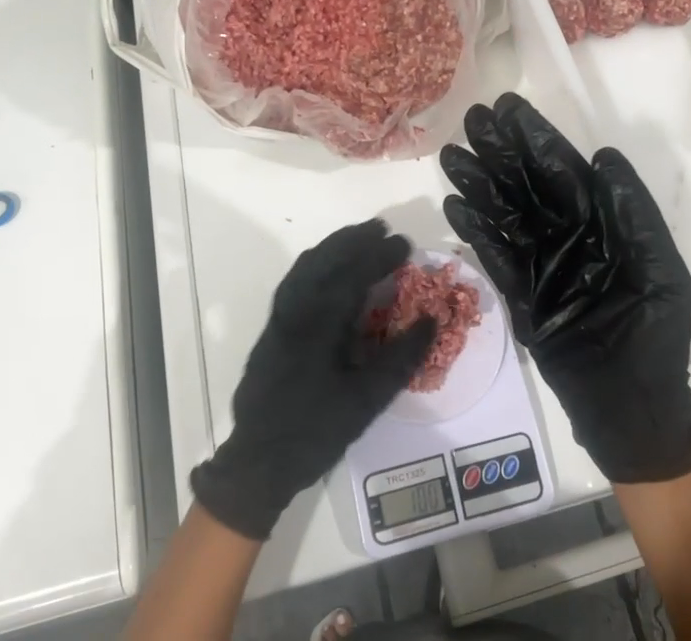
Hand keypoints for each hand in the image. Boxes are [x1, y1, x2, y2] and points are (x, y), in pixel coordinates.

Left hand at [190, 219, 437, 539]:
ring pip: (305, 268)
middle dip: (354, 241)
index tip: (406, 245)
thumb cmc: (317, 431)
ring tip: (359, 238)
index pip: (353, 275)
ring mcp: (278, 319)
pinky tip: (327, 268)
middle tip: (383, 229)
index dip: (380, 256)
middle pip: (325, 261)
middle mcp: (294, 312)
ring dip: (333, 248)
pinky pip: (294, 281)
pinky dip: (314, 264)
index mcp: (319, 325)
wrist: (259, 460)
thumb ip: (402, 357)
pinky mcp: (271, 329)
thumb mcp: (369, 400)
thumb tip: (431, 320)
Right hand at [441, 93, 690, 482]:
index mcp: (603, 224)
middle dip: (501, 151)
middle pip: (528, 184)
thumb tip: (605, 158)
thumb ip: (634, 215)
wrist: (628, 405)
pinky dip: (475, 229)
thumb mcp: (661, 273)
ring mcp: (540, 262)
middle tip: (472, 118)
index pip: (565, 172)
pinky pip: (494, 255)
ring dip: (479, 183)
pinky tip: (455, 203)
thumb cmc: (654, 336)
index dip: (538, 139)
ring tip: (451, 154)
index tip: (510, 109)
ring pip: (504, 213)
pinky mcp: (519, 292)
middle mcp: (567, 235)